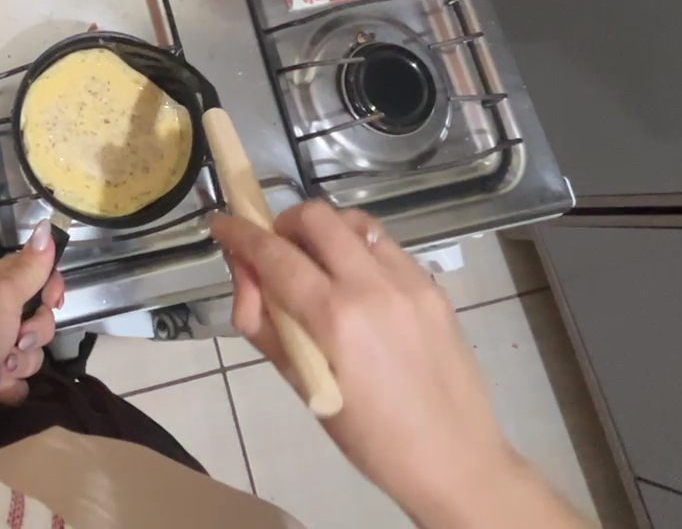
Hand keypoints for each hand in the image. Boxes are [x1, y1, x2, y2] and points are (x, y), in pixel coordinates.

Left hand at [0, 227, 64, 429]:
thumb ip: (31, 265)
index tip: (53, 302)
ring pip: (34, 350)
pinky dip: (9, 385)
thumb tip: (46, 224)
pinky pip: (22, 378)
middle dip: (36, 333)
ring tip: (0, 367)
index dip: (51, 288)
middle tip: (18, 339)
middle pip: (41, 316)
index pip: (38, 274)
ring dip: (20, 363)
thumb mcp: (4, 293)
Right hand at [212, 202, 528, 522]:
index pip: (273, 254)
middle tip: (275, 253)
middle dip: (283, 224)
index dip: (239, 232)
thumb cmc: (371, 439)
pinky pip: (382, 244)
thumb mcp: (303, 386)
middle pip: (314, 217)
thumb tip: (243, 277)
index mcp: (335, 319)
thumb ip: (264, 324)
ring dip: (322, 230)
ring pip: (351, 221)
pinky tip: (354, 282)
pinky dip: (355, 248)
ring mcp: (409, 283)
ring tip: (316, 263)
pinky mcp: (432, 287)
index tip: (221, 223)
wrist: (459, 463)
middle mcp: (372, 288)